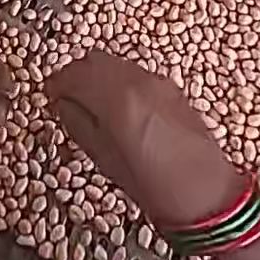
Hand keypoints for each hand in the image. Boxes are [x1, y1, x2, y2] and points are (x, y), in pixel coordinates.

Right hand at [46, 51, 246, 227]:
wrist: (210, 198)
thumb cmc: (155, 188)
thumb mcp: (105, 159)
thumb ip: (79, 124)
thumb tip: (64, 104)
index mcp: (117, 99)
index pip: (74, 75)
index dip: (56, 83)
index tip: (49, 94)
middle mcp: (137, 81)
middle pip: (93, 61)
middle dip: (75, 75)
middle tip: (65, 97)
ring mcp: (157, 82)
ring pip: (114, 64)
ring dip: (96, 76)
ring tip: (90, 103)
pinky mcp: (170, 88)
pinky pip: (133, 73)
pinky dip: (116, 81)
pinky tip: (116, 106)